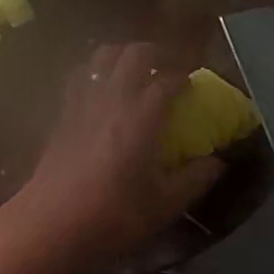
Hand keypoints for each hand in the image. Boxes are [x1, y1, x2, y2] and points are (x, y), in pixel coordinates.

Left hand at [12, 43, 224, 270]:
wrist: (54, 221)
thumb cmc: (114, 214)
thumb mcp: (165, 204)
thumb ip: (195, 178)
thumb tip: (218, 162)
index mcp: (142, 115)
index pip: (167, 81)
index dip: (183, 77)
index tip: (193, 83)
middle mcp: (113, 96)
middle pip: (134, 54)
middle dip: (155, 52)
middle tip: (168, 64)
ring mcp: (84, 98)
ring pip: (103, 55)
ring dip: (123, 53)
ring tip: (136, 67)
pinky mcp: (65, 109)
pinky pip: (81, 72)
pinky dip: (95, 68)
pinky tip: (100, 83)